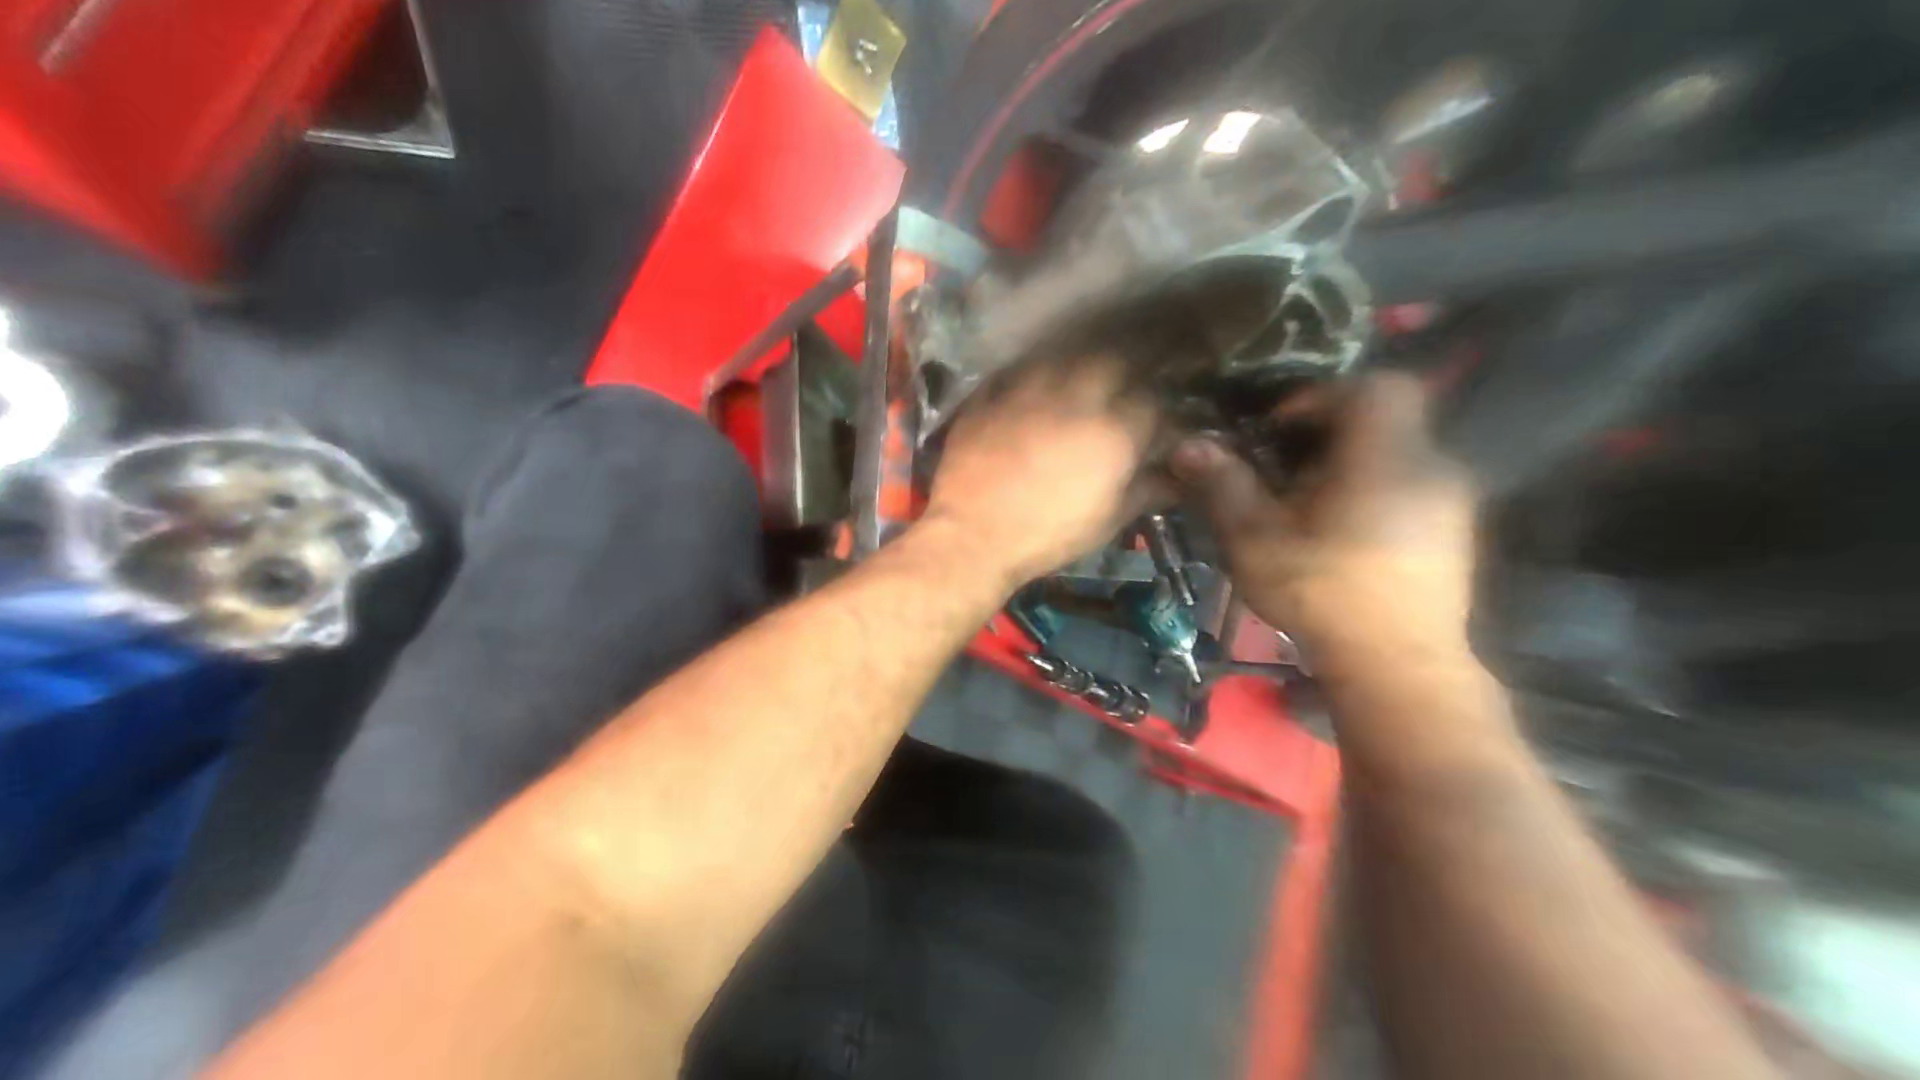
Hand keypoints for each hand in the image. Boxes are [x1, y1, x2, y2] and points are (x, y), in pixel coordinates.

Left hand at [922, 354, 1162, 588]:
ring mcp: (1027, 392)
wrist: (973, 537)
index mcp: (1113, 430)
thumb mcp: (1107, 521)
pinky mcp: (989, 397)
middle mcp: (1074, 398)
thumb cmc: (1048, 536)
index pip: (1152, 401)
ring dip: (1078, 364)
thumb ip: (1146, 490)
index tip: (1158, 419)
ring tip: (1081, 377)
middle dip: (1125, 369)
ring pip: (1063, 357)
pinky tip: (1033, 387)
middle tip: (1125, 384)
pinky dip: (1032, 376)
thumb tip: (1175, 477)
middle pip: (1112, 361)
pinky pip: (1017, 372)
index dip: (1159, 408)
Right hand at [1171, 374, 1475, 662]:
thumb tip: (1188, 444)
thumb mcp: (1257, 540)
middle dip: (1327, 435)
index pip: (1372, 387)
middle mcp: (1430, 467)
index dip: (1321, 396)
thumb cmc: (1323, 597)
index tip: (1278, 432)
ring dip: (1347, 465)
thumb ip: (1225, 486)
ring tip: (1304, 507)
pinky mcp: (1455, 532)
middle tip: (1281, 472)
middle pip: (1383, 419)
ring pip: (1395, 454)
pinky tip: (1340, 535)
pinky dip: (1372, 491)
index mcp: (1386, 460)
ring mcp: (1451, 501)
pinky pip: (1409, 486)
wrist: (1399, 670)